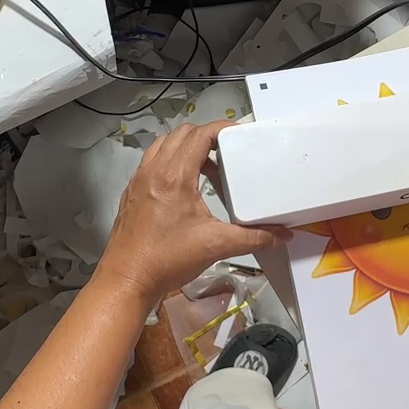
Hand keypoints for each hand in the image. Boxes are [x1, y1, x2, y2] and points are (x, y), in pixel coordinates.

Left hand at [97, 120, 288, 304]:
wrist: (127, 280)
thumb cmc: (167, 260)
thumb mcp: (216, 246)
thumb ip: (253, 238)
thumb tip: (282, 236)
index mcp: (174, 176)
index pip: (199, 135)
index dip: (221, 128)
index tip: (238, 133)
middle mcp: (153, 171)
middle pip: (180, 134)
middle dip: (205, 137)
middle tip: (226, 153)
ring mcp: (139, 180)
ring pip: (163, 145)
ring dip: (185, 147)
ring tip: (206, 167)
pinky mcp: (132, 193)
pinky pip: (151, 162)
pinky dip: (169, 162)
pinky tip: (184, 187)